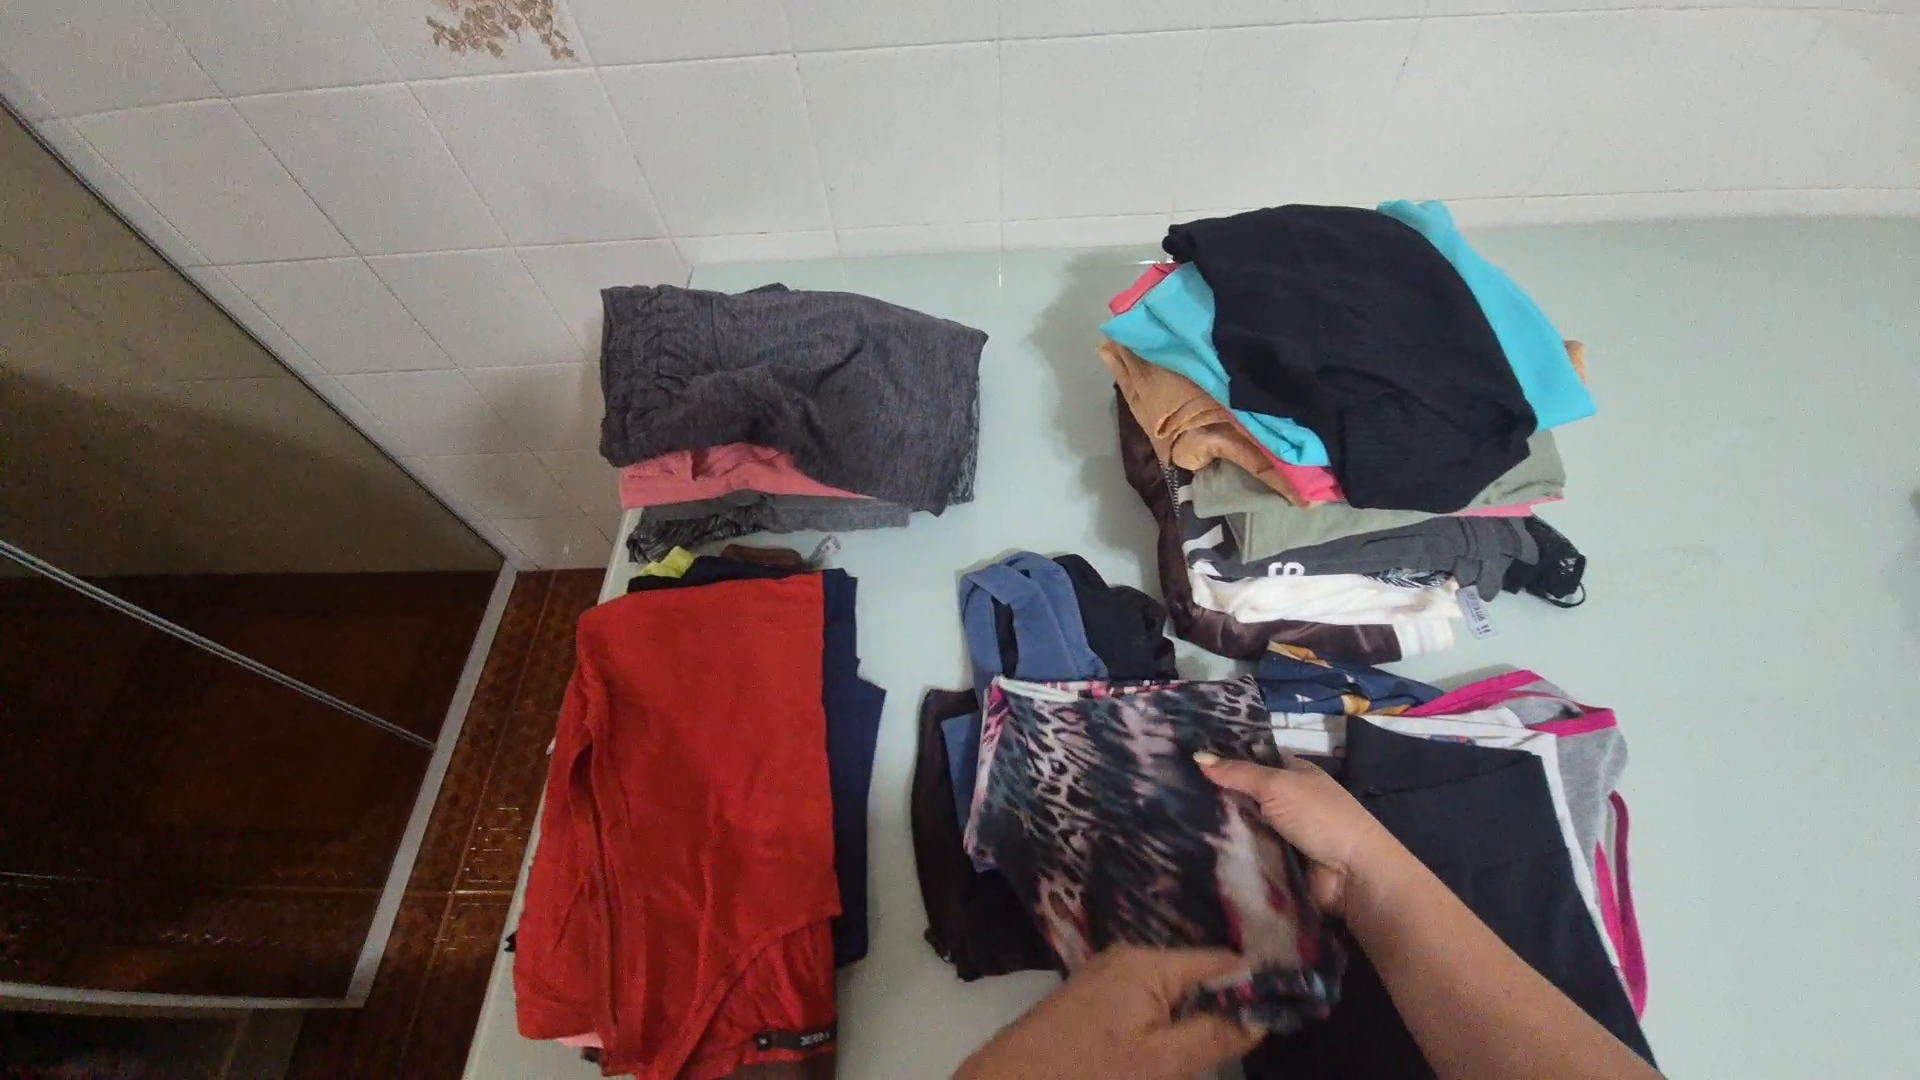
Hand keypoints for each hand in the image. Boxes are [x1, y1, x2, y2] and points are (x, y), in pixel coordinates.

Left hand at [953, 946, 1261, 1079]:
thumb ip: (1213, 1035)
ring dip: (1201, 1011)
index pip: (1218, 960)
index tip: (1295, 999)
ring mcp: (1109, 973)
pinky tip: (1187, 1041)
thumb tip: (1262, 1014)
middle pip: (1196, 971)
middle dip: (1230, 998)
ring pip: (1173, 987)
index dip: (1256, 979)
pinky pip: (1149, 997)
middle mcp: (1129, 956)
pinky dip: (1172, 1016)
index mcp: (1147, 962)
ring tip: (1238, 1034)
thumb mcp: (1161, 1063)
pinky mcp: (1096, 995)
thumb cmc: (1091, 1073)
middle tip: (1271, 1025)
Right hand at [1193, 751, 1411, 916]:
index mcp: (1294, 773)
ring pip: (1243, 823)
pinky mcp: (1278, 861)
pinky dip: (1230, 849)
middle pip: (1245, 793)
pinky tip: (1197, 843)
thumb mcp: (1277, 785)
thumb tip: (1197, 756)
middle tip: (1175, 789)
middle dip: (1217, 793)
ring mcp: (1283, 832)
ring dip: (1221, 824)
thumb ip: (1237, 773)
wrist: (1354, 876)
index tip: (1188, 759)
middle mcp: (1288, 800)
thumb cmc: (1320, 817)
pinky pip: (1248, 850)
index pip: (1252, 760)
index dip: (1224, 759)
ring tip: (1176, 815)